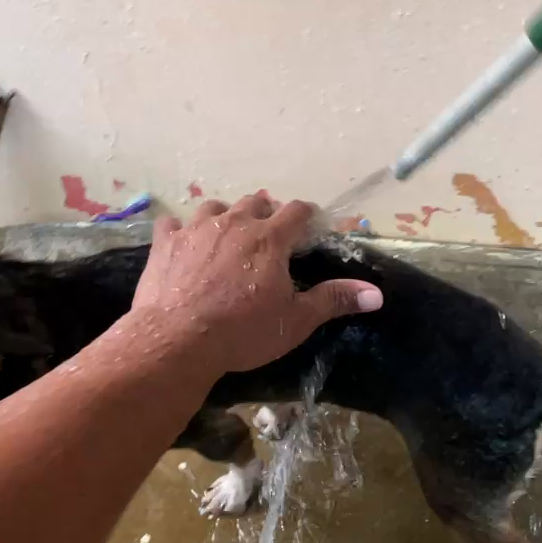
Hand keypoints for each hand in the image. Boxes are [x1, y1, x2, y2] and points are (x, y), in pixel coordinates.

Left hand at [131, 194, 382, 374]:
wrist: (177, 340)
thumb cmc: (244, 331)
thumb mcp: (296, 320)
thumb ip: (334, 300)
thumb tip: (376, 293)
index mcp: (270, 239)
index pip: (296, 211)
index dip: (307, 215)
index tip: (311, 224)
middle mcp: (234, 223)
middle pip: (256, 202)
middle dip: (267, 212)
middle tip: (271, 232)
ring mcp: (196, 230)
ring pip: (216, 207)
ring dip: (227, 215)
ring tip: (230, 232)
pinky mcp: (166, 243)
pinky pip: (174, 223)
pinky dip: (183, 229)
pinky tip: (184, 241)